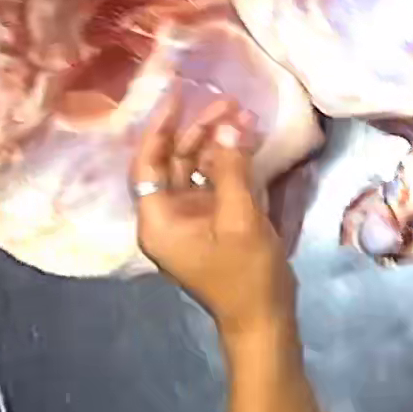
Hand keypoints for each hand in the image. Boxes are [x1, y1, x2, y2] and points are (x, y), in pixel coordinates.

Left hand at [131, 93, 293, 344]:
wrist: (263, 315)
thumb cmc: (243, 272)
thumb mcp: (239, 218)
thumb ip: (231, 169)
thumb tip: (229, 125)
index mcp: (159, 219)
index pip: (149, 163)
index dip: (161, 128)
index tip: (178, 97)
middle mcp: (170, 215)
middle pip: (176, 161)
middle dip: (200, 130)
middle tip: (229, 102)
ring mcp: (194, 217)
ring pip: (198, 168)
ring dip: (219, 142)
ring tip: (244, 114)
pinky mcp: (215, 220)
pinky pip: (217, 180)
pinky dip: (231, 159)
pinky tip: (249, 140)